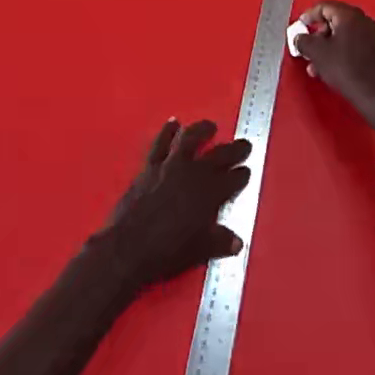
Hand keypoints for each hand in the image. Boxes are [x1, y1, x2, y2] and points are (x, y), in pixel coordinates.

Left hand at [93, 120, 250, 290]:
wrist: (128, 247)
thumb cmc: (167, 252)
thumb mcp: (200, 251)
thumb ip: (220, 241)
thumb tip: (236, 241)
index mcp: (209, 194)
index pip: (232, 179)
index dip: (241, 175)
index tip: (247, 170)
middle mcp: (192, 174)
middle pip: (218, 156)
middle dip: (234, 150)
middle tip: (244, 144)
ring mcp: (169, 166)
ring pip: (190, 139)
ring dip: (202, 130)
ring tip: (211, 125)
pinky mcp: (150, 166)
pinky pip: (160, 143)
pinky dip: (168, 131)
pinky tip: (173, 122)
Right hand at [293, 1, 374, 111]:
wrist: (373, 94)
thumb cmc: (344, 68)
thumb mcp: (316, 52)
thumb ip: (302, 40)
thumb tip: (299, 38)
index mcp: (350, 15)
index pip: (324, 6)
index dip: (308, 15)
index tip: (300, 26)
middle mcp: (363, 21)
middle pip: (334, 20)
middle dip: (317, 34)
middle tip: (307, 46)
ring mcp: (372, 36)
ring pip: (342, 35)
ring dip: (326, 46)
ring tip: (315, 63)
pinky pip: (352, 45)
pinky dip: (338, 52)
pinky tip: (329, 68)